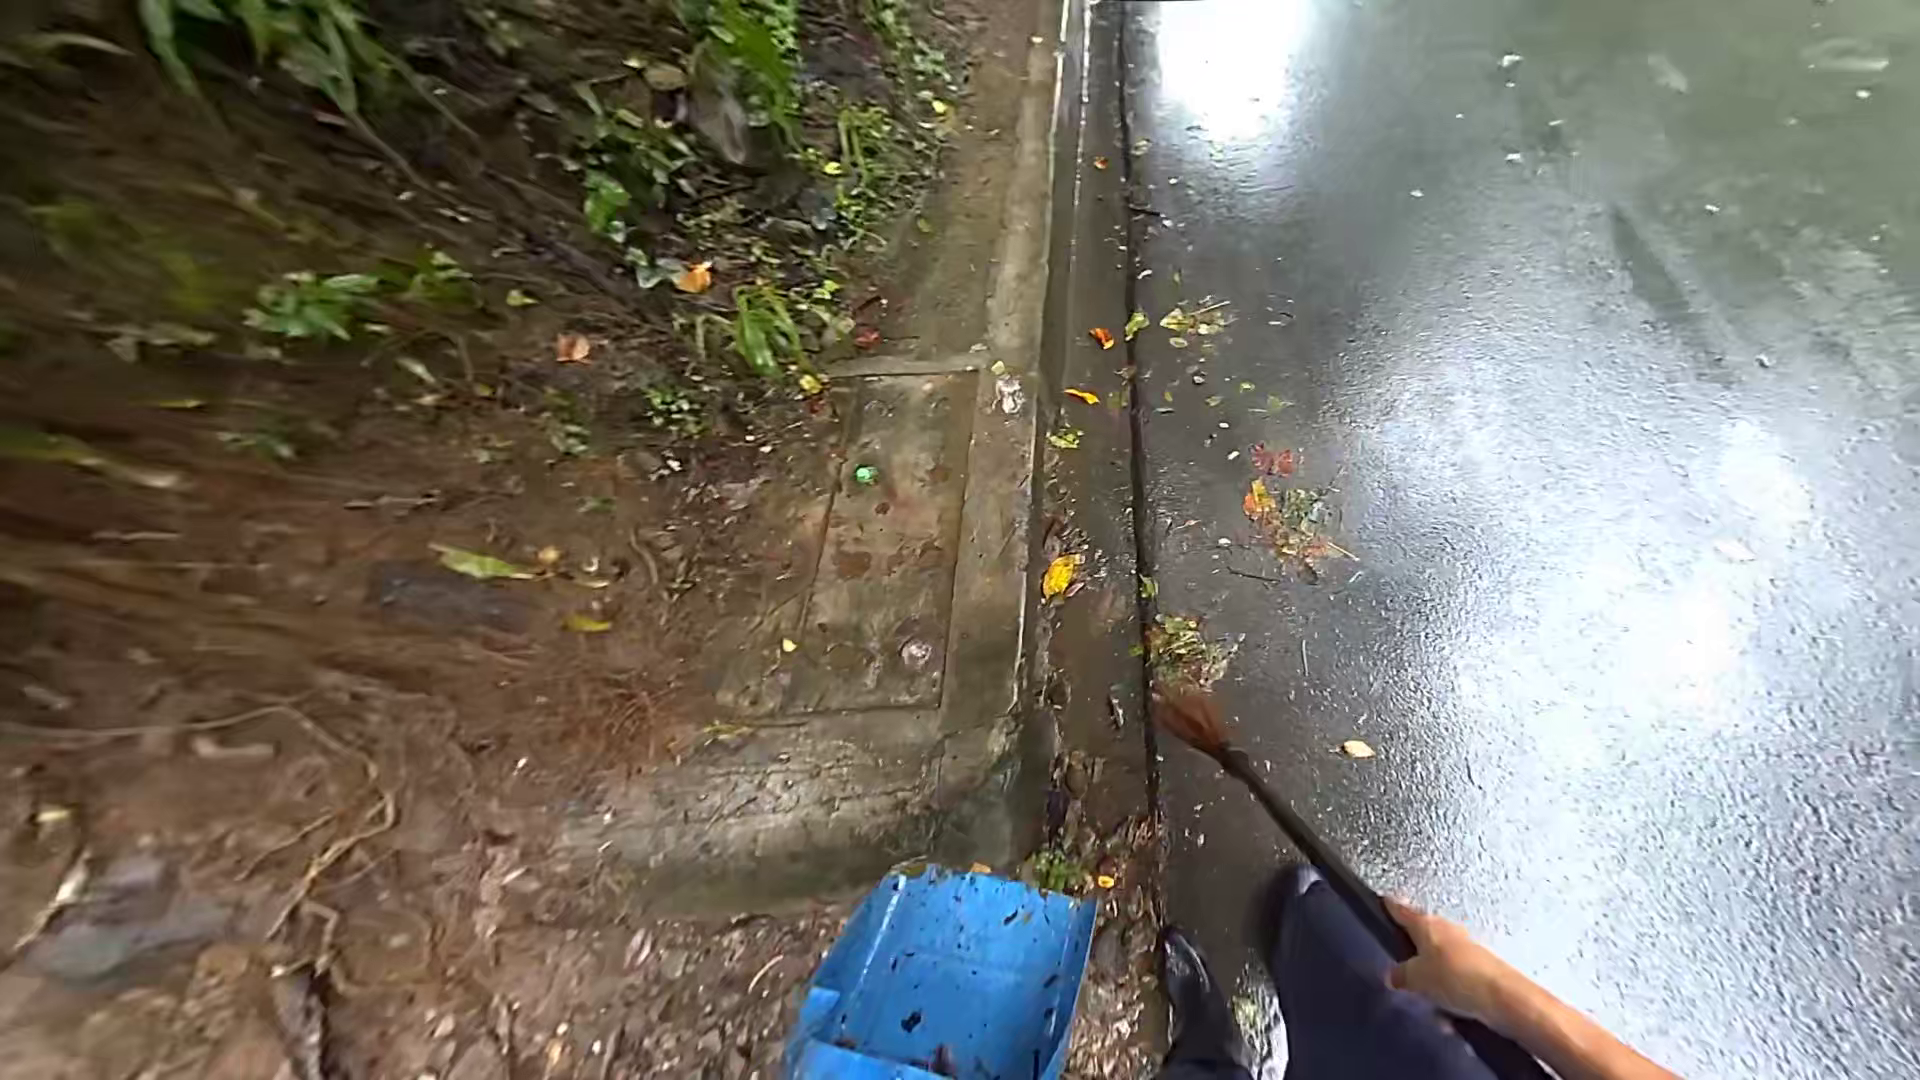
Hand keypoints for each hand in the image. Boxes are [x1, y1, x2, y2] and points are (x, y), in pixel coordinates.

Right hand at [1384, 897, 1518, 1024]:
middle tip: (1403, 965)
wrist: (1509, 1000)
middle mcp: (1445, 927)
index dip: (1388, 906)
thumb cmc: (1457, 978)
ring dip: (1436, 973)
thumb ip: (1399, 975)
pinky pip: (1462, 975)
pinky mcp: (1486, 968)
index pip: (1399, 908)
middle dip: (1413, 947)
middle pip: (1422, 932)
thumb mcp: (1415, 979)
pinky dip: (1455, 988)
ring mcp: (1468, 947)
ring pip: (1443, 956)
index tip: (1382, 903)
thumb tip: (1392, 976)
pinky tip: (1453, 1009)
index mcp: (1423, 922)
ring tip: (1431, 997)